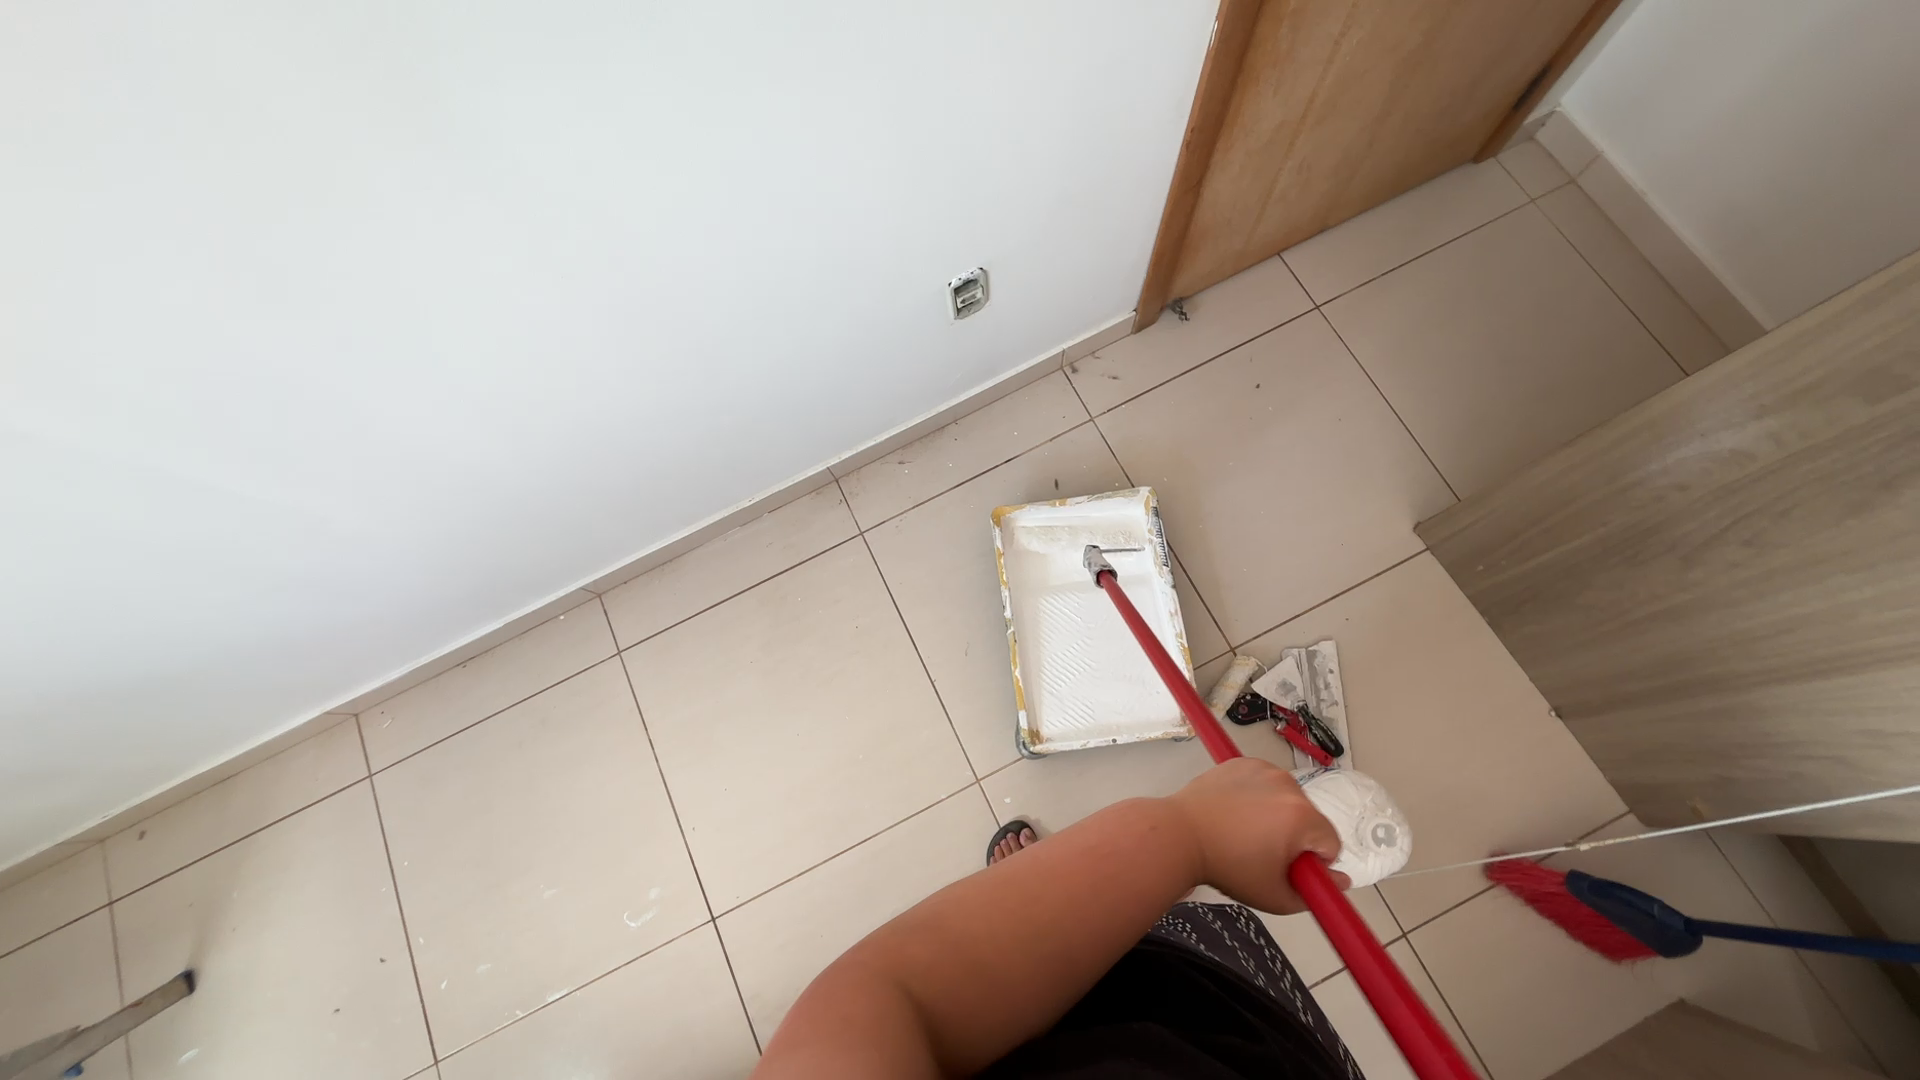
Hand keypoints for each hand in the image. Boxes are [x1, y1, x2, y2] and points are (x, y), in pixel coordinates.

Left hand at [1167, 758, 1348, 913]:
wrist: (1180, 834)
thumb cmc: (1226, 865)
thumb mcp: (1275, 896)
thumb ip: (1316, 893)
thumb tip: (1340, 880)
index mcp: (1301, 816)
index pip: (1331, 843)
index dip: (1313, 861)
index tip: (1287, 867)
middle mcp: (1287, 785)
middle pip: (1309, 818)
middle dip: (1295, 836)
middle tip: (1261, 850)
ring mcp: (1262, 769)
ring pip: (1287, 798)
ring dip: (1276, 813)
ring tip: (1244, 830)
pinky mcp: (1241, 762)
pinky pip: (1263, 782)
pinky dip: (1256, 795)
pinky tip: (1235, 810)